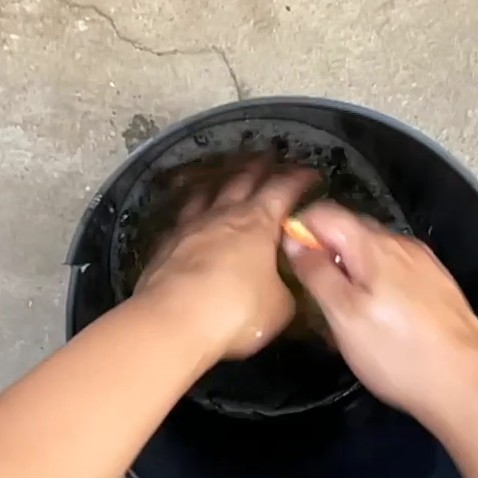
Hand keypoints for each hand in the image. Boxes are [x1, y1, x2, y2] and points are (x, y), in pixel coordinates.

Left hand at [135, 164, 317, 359]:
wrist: (172, 320)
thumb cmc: (236, 311)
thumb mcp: (280, 306)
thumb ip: (285, 287)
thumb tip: (281, 283)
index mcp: (257, 222)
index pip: (283, 189)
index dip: (299, 179)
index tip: (311, 173)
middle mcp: (223, 214)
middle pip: (243, 179)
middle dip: (260, 167)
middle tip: (269, 157)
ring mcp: (190, 225)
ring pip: (208, 191)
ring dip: (222, 179)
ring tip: (229, 173)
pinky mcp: (166, 242)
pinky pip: (184, 215)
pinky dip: (193, 206)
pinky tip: (191, 212)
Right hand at [281, 202, 477, 417]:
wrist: (467, 386)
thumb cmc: (398, 352)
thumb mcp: (342, 315)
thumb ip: (316, 272)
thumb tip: (294, 241)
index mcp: (372, 245)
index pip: (324, 212)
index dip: (300, 228)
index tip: (290, 258)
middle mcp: (400, 244)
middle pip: (350, 230)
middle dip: (326, 251)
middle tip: (314, 290)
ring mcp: (424, 264)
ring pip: (374, 252)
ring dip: (352, 268)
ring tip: (345, 309)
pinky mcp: (439, 286)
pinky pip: (396, 270)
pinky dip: (378, 282)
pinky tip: (380, 317)